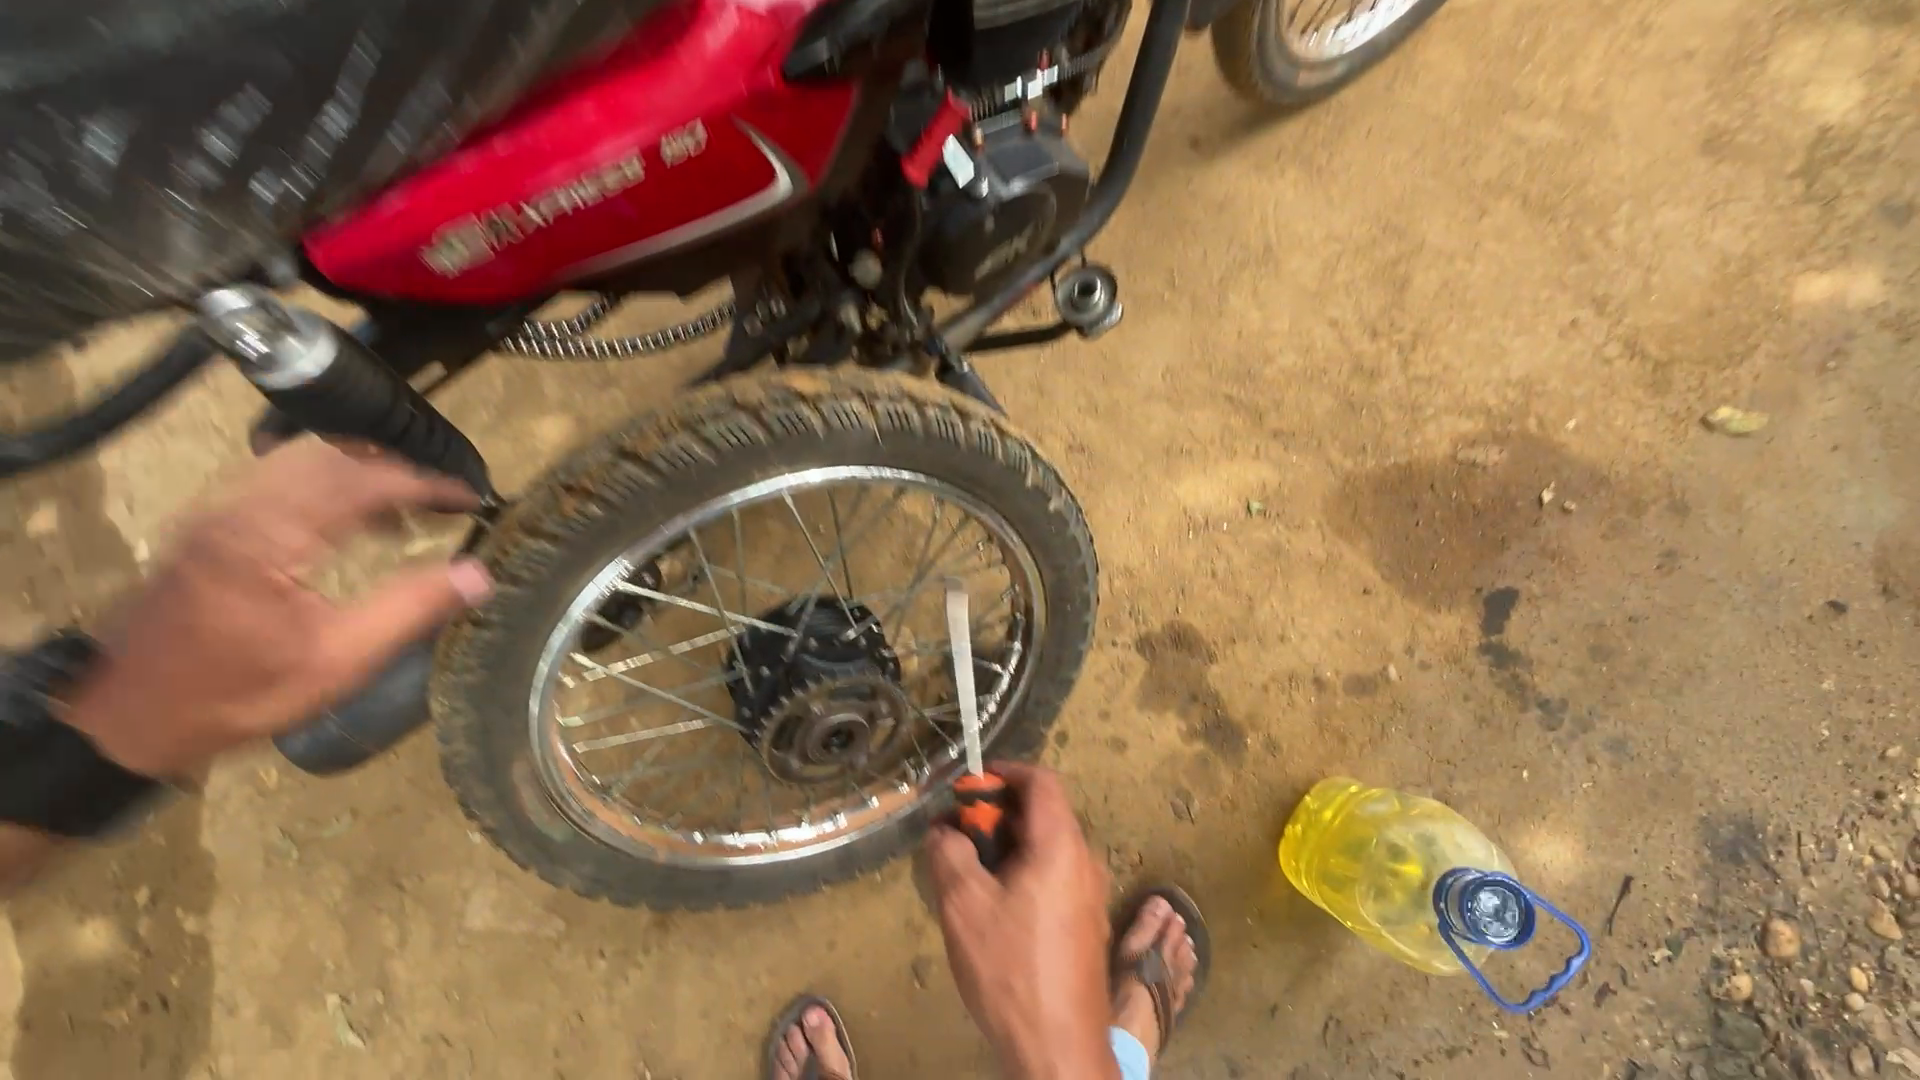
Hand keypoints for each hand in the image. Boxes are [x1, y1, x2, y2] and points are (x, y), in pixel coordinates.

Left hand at [63, 441, 492, 776]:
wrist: (125, 719)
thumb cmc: (239, 694)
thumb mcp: (340, 660)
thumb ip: (411, 608)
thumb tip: (479, 573)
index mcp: (271, 536)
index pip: (365, 481)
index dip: (427, 484)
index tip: (471, 498)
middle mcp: (238, 508)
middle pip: (333, 455)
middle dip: (398, 469)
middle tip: (443, 499)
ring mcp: (215, 512)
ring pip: (303, 460)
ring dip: (363, 474)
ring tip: (407, 508)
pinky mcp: (207, 525)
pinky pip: (279, 478)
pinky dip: (329, 485)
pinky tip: (354, 521)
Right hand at [926, 764, 1119, 1079]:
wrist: (1060, 1048)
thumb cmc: (1011, 967)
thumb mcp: (964, 905)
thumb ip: (949, 853)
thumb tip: (944, 829)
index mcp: (1061, 844)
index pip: (1041, 780)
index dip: (1003, 772)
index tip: (968, 785)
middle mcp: (1084, 860)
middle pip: (1043, 812)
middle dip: (996, 813)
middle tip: (956, 832)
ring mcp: (1090, 894)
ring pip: (1046, 847)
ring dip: (1006, 845)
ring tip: (967, 868)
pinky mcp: (1085, 923)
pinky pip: (1053, 875)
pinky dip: (1022, 870)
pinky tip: (991, 903)